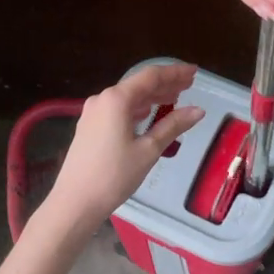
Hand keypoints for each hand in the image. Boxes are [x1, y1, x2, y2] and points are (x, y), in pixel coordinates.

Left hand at [51, 63, 204, 225]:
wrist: (75, 202)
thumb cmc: (114, 175)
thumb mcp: (148, 150)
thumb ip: (173, 126)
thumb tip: (198, 110)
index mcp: (117, 99)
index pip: (150, 76)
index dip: (174, 72)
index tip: (194, 72)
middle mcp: (102, 99)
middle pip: (138, 84)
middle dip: (165, 83)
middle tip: (190, 84)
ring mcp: (92, 112)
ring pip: (127, 97)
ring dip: (151, 96)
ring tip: (175, 98)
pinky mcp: (89, 126)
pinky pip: (117, 109)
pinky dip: (137, 108)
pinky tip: (148, 114)